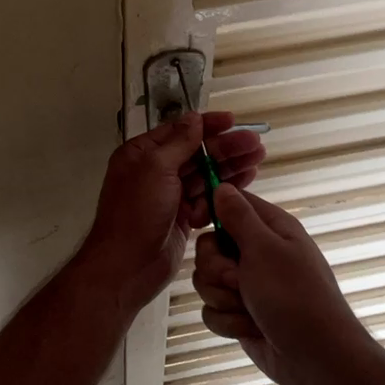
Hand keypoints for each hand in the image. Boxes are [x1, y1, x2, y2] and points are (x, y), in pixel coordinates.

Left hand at [75, 112, 264, 314]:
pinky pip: (206, 199)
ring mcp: (169, 196)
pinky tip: (244, 185)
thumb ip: (179, 143)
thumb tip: (193, 117)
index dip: (207, 125)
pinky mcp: (182, 217)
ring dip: (229, 169)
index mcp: (141, 154)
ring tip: (257, 161)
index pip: (179, 131)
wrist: (127, 266)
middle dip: (226, 148)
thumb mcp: (155, 169)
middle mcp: (155, 171)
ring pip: (204, 176)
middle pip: (196, 153)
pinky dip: (222, 194)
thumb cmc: (137, 213)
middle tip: (256, 145)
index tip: (234, 121)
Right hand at [191, 184, 374, 384]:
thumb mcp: (265, 249)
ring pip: (207, 281)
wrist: (316, 358)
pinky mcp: (239, 314)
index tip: (196, 221)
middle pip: (209, 247)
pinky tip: (249, 328)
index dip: (209, 208)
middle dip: (217, 269)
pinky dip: (228, 322)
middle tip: (238, 281)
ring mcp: (248, 286)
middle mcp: (258, 254)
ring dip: (223, 298)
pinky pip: (212, 310)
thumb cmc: (295, 296)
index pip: (230, 203)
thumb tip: (222, 186)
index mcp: (270, 229)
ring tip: (248, 309)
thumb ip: (238, 217)